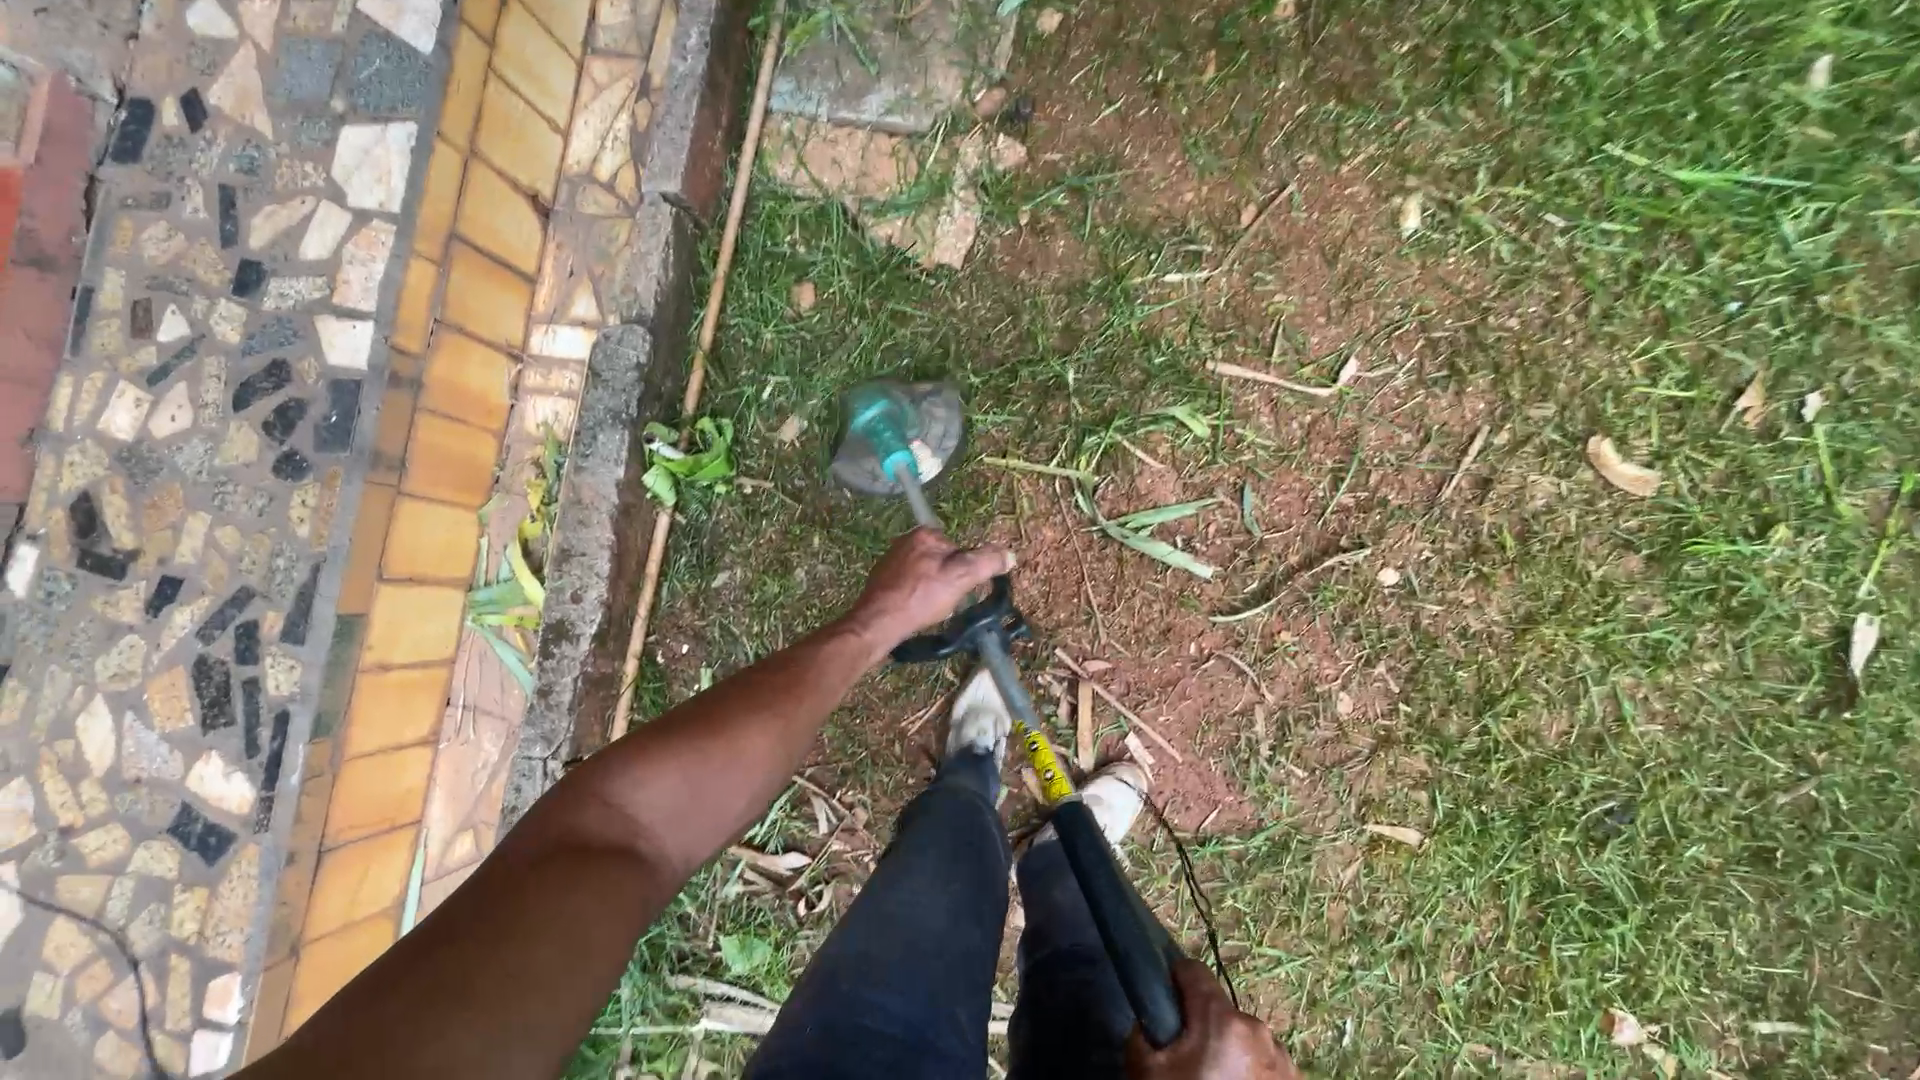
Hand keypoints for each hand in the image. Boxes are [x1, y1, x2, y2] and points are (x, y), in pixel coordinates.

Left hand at [842, 528, 1013, 652]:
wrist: (878, 622)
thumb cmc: (921, 598)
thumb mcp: (961, 578)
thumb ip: (986, 563)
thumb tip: (1010, 555)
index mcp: (925, 534)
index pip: (959, 551)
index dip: (964, 573)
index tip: (958, 591)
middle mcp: (906, 540)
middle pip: (943, 562)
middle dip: (947, 581)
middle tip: (942, 602)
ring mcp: (892, 559)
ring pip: (927, 574)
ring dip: (931, 590)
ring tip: (927, 608)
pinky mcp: (882, 578)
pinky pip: (910, 584)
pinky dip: (916, 595)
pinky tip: (914, 609)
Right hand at [1126, 960, 1299, 1079]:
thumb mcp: (1146, 1072)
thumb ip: (1143, 1033)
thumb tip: (1153, 1022)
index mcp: (1222, 1020)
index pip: (1193, 970)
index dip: (1174, 980)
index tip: (1165, 1000)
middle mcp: (1260, 1032)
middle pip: (1222, 1011)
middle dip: (1204, 1028)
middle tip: (1189, 1063)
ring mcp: (1286, 1062)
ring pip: (1247, 1041)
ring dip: (1232, 1054)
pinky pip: (1268, 1067)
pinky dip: (1252, 1076)